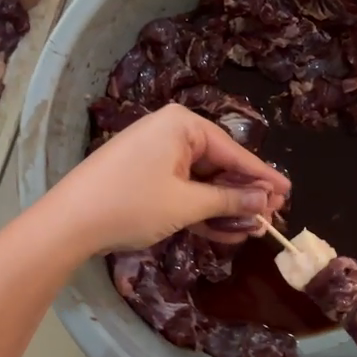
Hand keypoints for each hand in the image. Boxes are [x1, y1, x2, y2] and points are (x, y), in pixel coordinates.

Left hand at [39, 104, 289, 254]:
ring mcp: (156, 152)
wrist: (68, 222)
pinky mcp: (144, 174)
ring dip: (224, 207)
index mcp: (183, 124)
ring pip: (202, 179)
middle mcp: (171, 130)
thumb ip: (229, 200)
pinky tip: (223, 232)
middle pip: (219, 163)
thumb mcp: (186, 204)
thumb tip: (265, 201)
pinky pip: (182, 187)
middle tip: (271, 218)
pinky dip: (200, 208)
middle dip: (243, 195)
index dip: (263, 176)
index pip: (234, 151)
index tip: (288, 194)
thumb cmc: (131, 204)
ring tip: (250, 231)